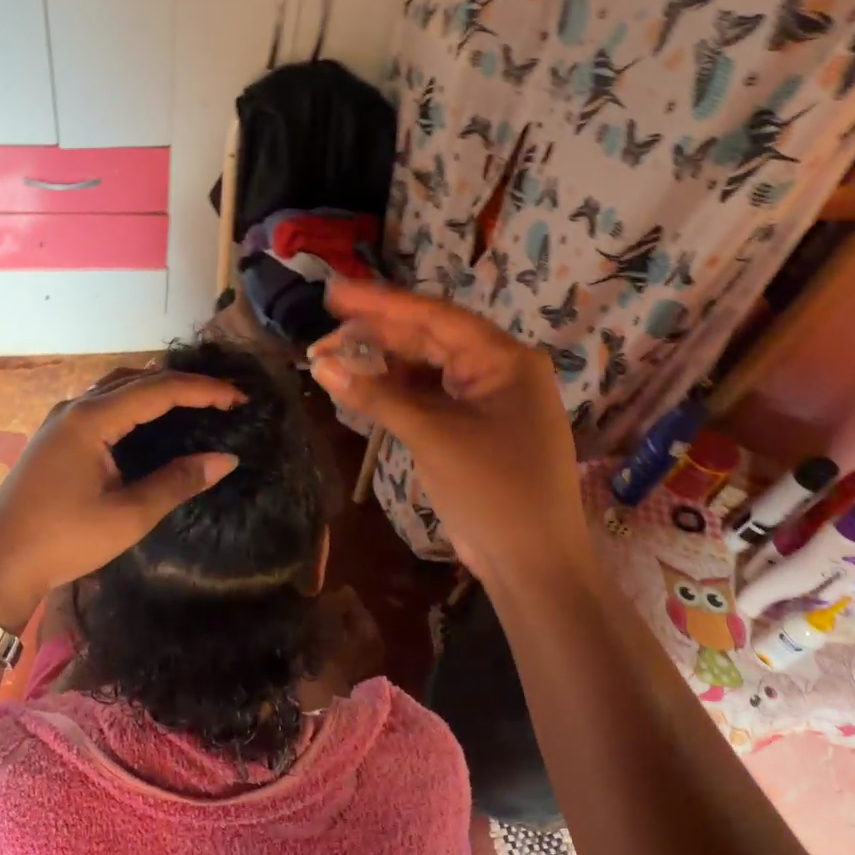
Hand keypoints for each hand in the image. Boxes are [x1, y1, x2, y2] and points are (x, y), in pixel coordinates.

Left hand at [0, 369, 243, 629]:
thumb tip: (226, 459)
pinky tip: (148, 423)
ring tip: (193, 403)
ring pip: (114, 388)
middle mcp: (73, 409)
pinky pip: (100, 405)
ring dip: (155, 390)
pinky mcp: (54, 439)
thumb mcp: (128, 516)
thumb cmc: (63, 540)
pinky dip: (132, 405)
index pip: (157, 389)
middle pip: (135, 378)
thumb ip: (177, 482)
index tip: (239, 399)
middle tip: (221, 399)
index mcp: (90, 419)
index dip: (202, 391)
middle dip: (181, 384)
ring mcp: (59, 422)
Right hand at [308, 280, 594, 595]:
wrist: (531, 561)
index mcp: (503, 360)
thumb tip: (322, 365)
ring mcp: (484, 403)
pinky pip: (427, 399)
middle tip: (325, 329)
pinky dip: (394, 395)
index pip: (434, 318)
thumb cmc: (493, 489)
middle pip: (428, 341)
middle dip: (376, 336)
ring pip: (425, 371)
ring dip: (382, 366)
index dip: (381, 304)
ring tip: (334, 358)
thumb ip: (377, 396)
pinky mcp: (471, 430)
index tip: (335, 293)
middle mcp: (497, 372)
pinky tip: (360, 389)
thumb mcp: (432, 435)